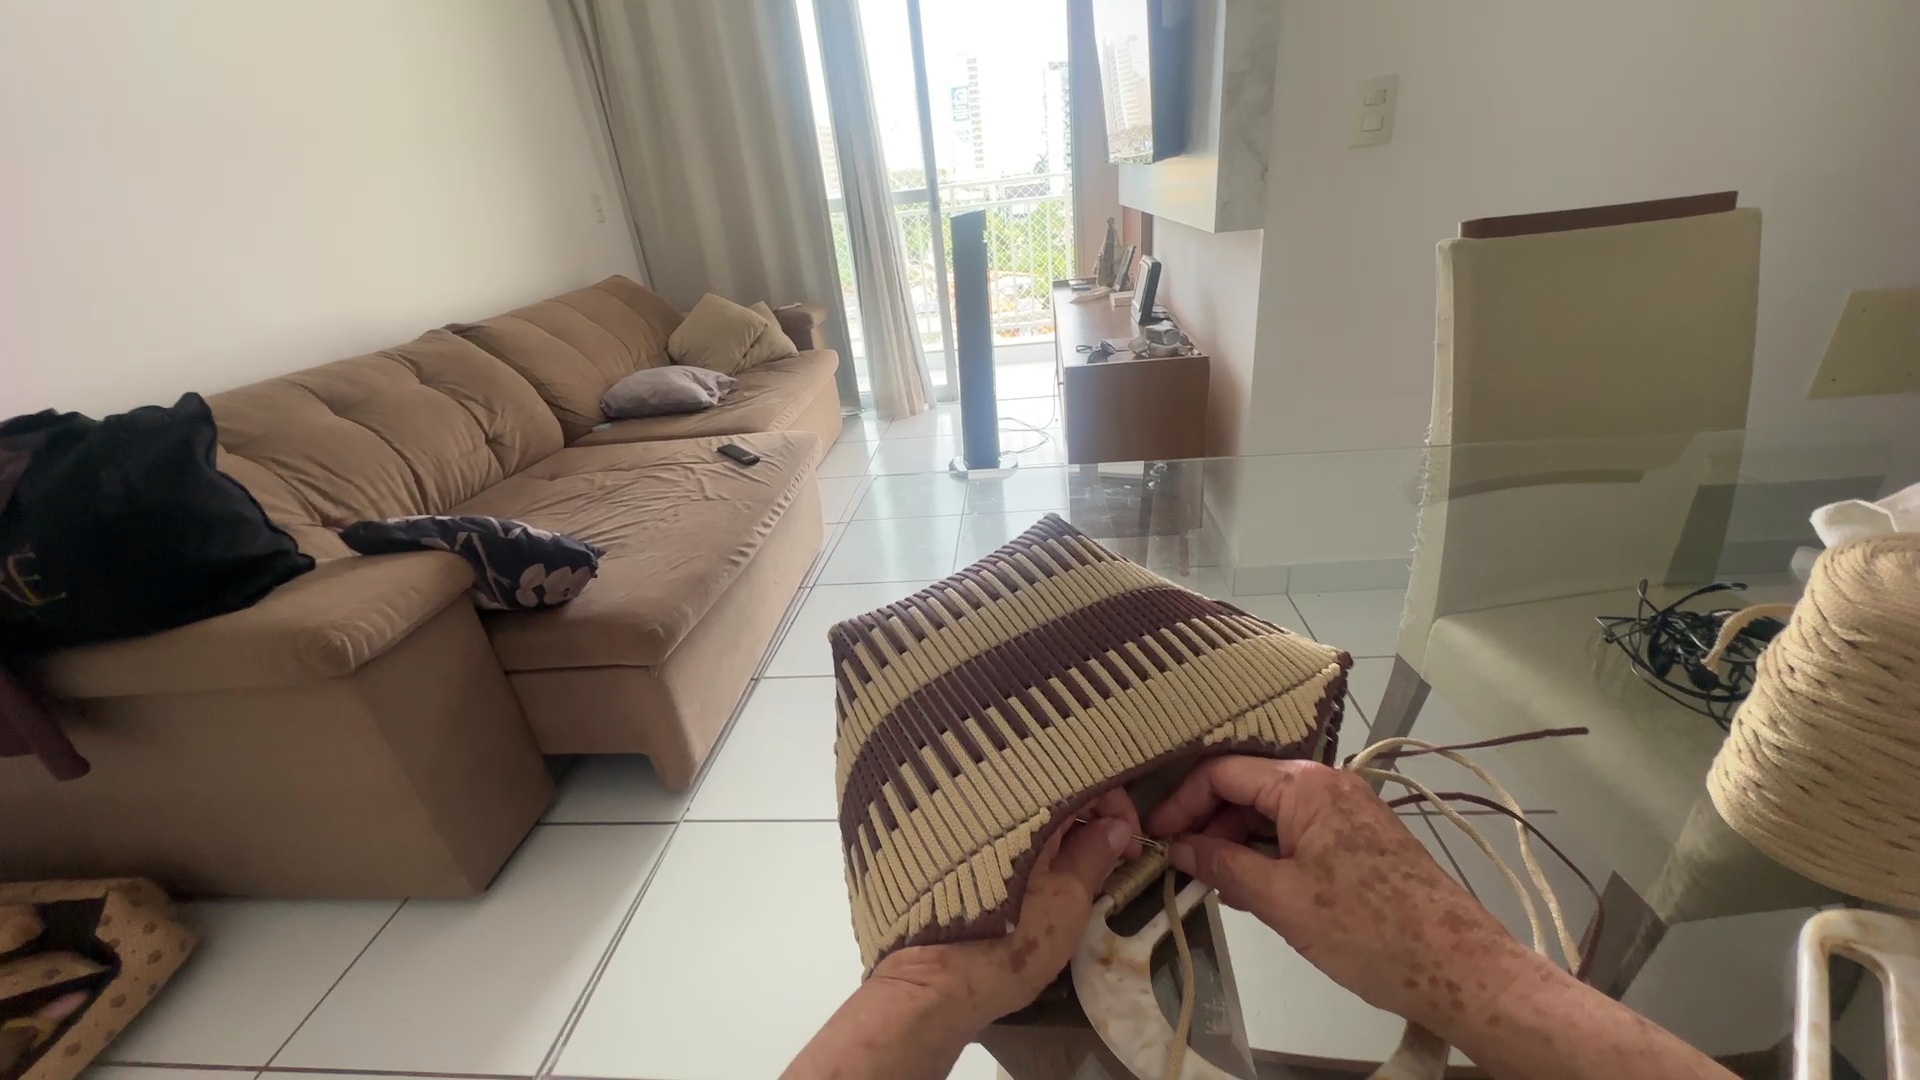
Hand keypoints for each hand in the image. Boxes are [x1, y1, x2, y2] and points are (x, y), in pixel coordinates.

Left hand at [869, 788, 1141, 1027]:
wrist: (933, 980)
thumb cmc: (1009, 941)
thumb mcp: (1067, 901)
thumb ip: (1095, 854)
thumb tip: (1118, 827)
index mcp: (1028, 802)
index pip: (1085, 778)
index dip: (1117, 806)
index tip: (1129, 844)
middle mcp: (996, 796)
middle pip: (1054, 786)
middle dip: (1088, 815)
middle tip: (1107, 856)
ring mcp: (969, 815)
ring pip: (1028, 804)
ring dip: (1059, 826)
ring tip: (1076, 865)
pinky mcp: (951, 839)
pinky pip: (1001, 820)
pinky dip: (1027, 834)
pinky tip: (1036, 866)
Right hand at [1148, 757, 1542, 1033]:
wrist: (1467, 974)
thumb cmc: (1369, 931)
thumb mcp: (1280, 900)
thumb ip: (1221, 866)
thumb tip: (1176, 848)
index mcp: (1304, 783)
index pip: (1221, 773)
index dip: (1182, 802)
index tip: (1157, 836)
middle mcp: (1325, 782)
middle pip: (1245, 788)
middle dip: (1209, 825)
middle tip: (1183, 865)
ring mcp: (1345, 808)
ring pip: (1270, 812)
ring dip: (1237, 843)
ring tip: (1216, 884)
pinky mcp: (1359, 837)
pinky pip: (1296, 831)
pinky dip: (1267, 853)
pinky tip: (1253, 888)